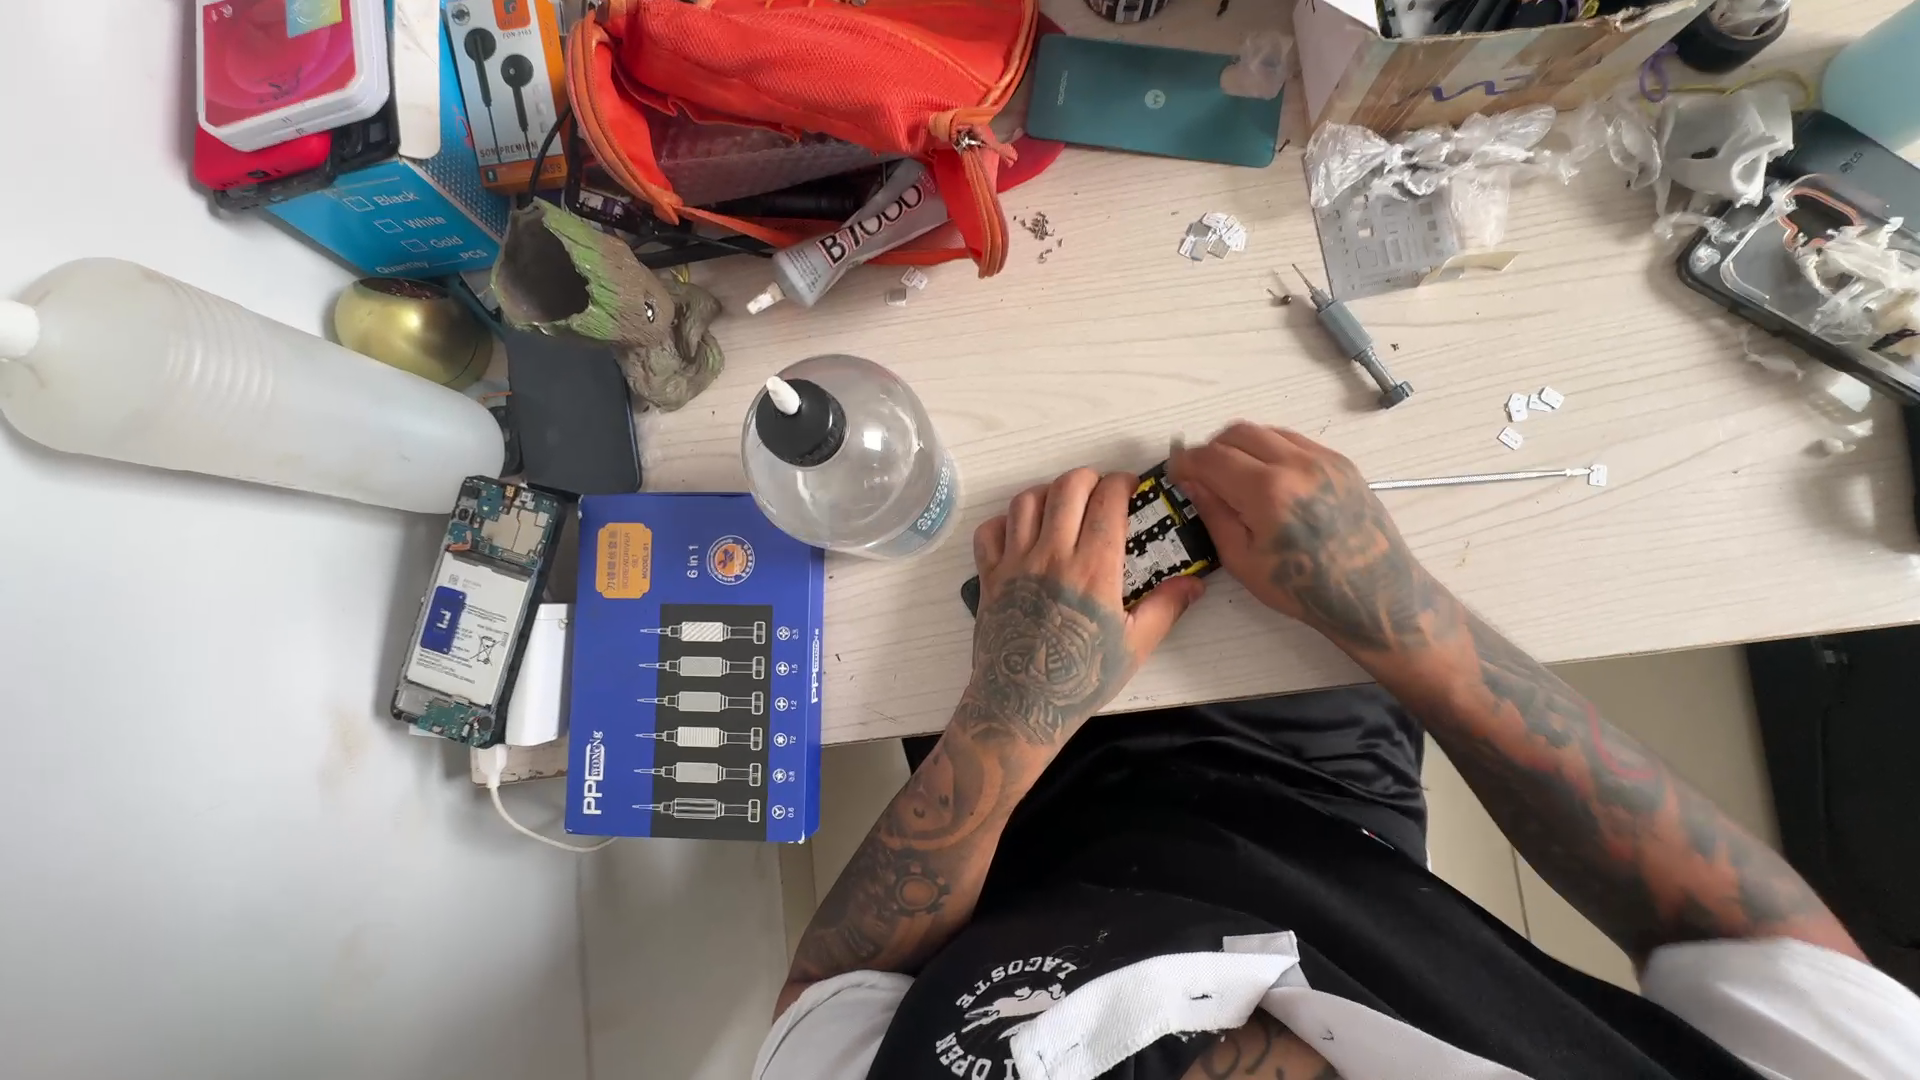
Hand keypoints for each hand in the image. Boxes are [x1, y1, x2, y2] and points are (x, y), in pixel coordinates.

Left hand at [964, 468, 1205, 744]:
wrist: (1021, 704)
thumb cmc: (1081, 679)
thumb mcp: (1134, 647)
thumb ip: (1166, 608)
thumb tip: (1195, 583)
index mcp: (1094, 568)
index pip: (1108, 500)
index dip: (1123, 483)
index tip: (1130, 487)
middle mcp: (1053, 554)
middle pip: (1068, 487)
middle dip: (1089, 478)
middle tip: (1100, 492)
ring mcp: (1016, 562)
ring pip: (1027, 500)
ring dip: (1049, 494)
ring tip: (1063, 507)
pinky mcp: (989, 576)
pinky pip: (989, 530)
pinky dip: (1005, 522)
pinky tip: (1020, 533)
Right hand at [1168, 424, 1447, 653]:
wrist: (1372, 594)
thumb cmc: (1302, 587)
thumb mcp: (1241, 559)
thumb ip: (1213, 513)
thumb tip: (1192, 483)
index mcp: (1266, 491)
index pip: (1211, 457)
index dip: (1185, 461)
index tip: (1175, 472)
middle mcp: (1295, 464)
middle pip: (1236, 433)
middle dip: (1210, 449)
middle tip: (1200, 475)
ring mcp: (1322, 459)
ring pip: (1265, 431)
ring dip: (1239, 446)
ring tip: (1232, 476)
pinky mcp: (1340, 462)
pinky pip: (1293, 440)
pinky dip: (1269, 449)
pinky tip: (1266, 478)